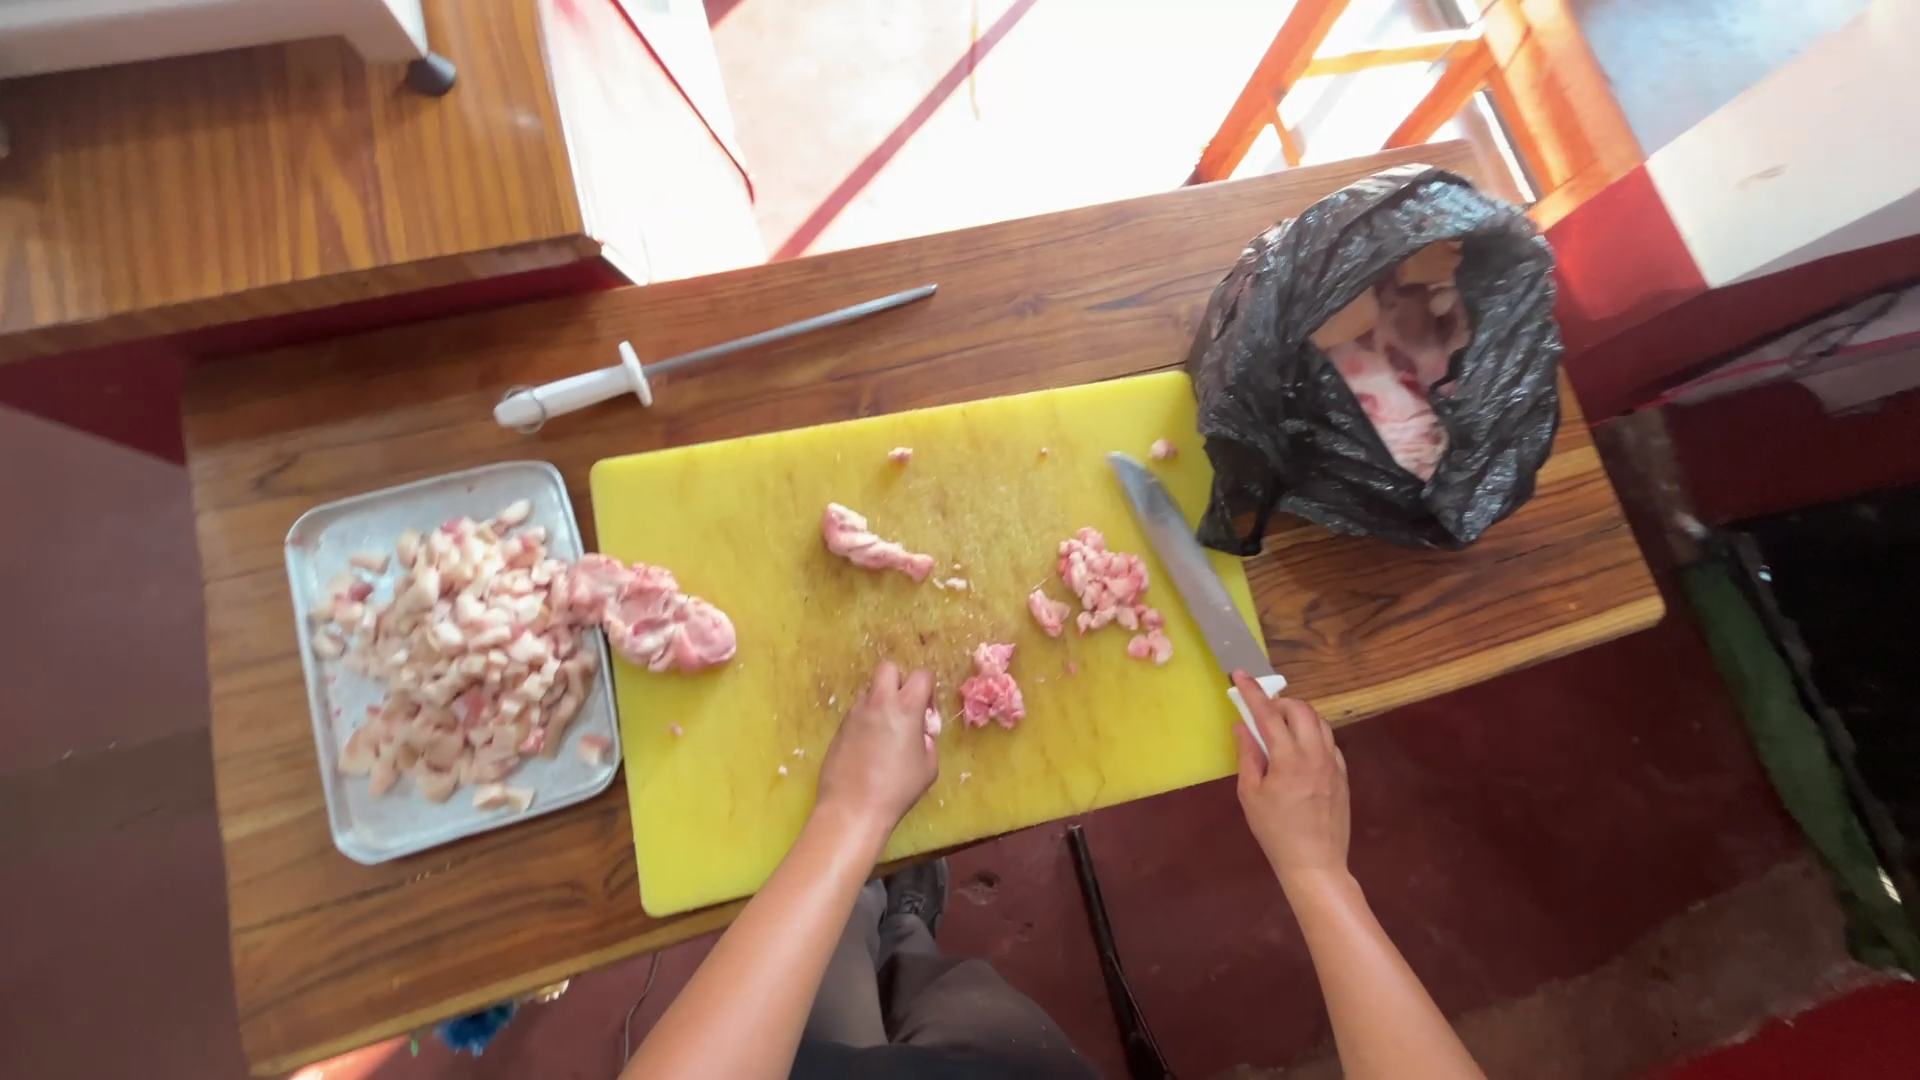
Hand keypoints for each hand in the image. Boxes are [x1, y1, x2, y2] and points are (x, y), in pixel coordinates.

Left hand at [816, 660, 937, 832]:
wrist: (852, 808)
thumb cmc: (897, 789)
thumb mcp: (929, 766)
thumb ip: (927, 740)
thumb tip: (919, 734)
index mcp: (905, 707)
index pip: (921, 675)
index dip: (928, 691)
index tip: (926, 715)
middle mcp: (878, 702)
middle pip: (888, 668)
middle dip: (899, 682)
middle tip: (904, 711)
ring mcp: (854, 713)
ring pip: (871, 692)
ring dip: (881, 705)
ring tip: (885, 737)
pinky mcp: (839, 728)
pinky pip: (857, 714)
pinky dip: (866, 722)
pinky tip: (868, 750)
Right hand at [1231, 670, 1349, 887]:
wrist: (1315, 862)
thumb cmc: (1274, 830)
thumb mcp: (1250, 793)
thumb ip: (1247, 754)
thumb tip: (1242, 726)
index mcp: (1288, 759)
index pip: (1268, 714)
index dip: (1252, 691)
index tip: (1240, 674)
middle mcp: (1314, 754)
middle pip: (1300, 709)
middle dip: (1279, 702)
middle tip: (1262, 713)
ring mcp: (1333, 763)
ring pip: (1319, 721)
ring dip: (1298, 716)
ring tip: (1280, 729)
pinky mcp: (1342, 774)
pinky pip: (1328, 740)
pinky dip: (1312, 733)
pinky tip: (1298, 749)